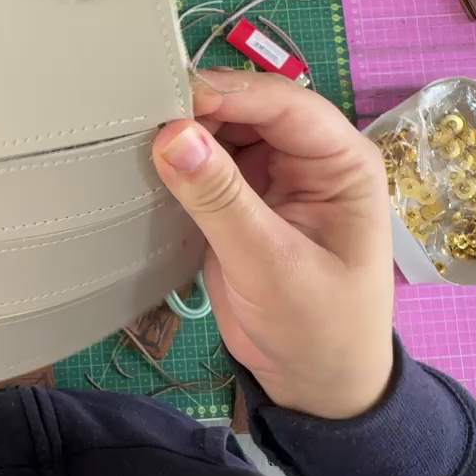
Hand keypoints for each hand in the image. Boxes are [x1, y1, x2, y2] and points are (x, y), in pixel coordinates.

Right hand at [152, 70, 394, 418]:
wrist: (311, 382)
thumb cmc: (316, 328)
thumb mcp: (270, 265)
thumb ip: (221, 199)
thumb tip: (170, 135)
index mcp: (341, 162)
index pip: (283, 104)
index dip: (227, 94)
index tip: (168, 100)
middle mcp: (306, 158)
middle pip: (248, 110)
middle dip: (198, 109)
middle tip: (139, 116)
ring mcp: (270, 178)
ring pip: (221, 132)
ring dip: (183, 132)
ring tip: (133, 133)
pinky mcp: (238, 201)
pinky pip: (205, 164)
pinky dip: (176, 161)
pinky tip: (144, 161)